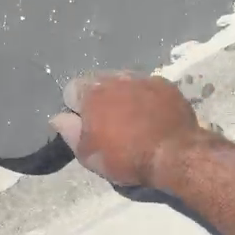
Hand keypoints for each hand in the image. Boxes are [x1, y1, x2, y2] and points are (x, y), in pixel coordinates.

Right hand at [49, 71, 210, 187]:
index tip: (84, 124)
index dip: (75, 107)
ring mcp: (144, 78)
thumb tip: (58, 117)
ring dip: (123, 95)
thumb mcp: (89, 155)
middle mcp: (117, 77)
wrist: (176, 154)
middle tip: (108, 122)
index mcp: (93, 92)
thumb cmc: (127, 157)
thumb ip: (70, 132)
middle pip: (99, 81)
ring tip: (131, 117)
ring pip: (124, 81)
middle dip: (99, 98)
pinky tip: (152, 114)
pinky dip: (146, 97)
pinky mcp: (166, 85)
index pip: (71, 89)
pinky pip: (148, 86)